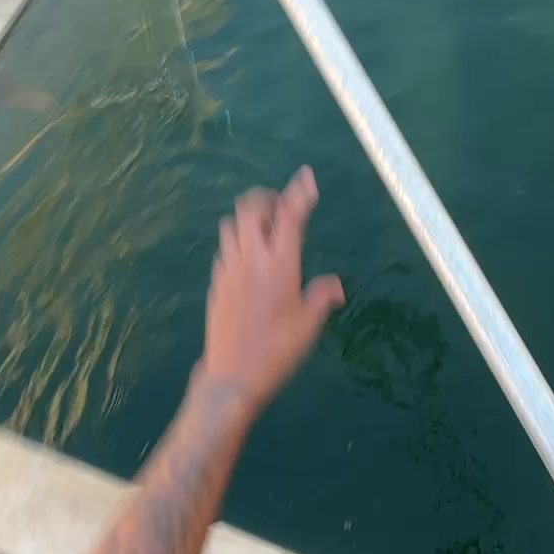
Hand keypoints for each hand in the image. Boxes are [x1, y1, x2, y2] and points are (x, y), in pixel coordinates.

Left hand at [196, 166, 344, 409]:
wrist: (232, 376)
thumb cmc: (278, 351)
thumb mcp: (309, 326)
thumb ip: (322, 297)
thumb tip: (336, 285)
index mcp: (280, 265)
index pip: (290, 216)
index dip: (300, 192)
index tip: (307, 177)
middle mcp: (251, 259)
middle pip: (251, 209)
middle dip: (267, 199)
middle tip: (283, 206)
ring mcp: (229, 269)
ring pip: (233, 225)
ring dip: (250, 219)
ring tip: (266, 230)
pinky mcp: (217, 283)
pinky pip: (226, 249)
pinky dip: (239, 243)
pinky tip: (250, 261)